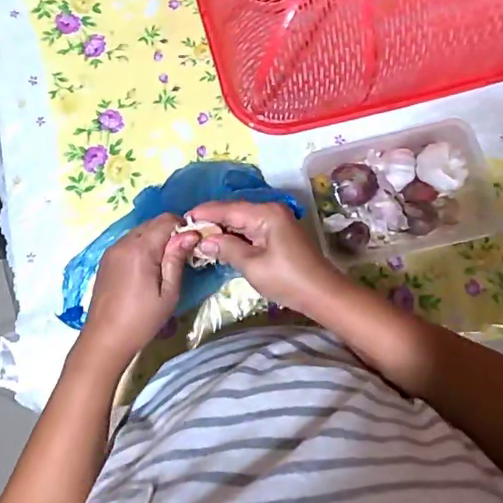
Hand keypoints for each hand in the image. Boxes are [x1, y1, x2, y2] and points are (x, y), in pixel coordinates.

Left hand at [78, 213, 198, 363]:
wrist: (104, 340)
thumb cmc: (141, 320)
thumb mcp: (168, 293)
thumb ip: (177, 259)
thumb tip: (190, 234)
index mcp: (140, 249)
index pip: (167, 220)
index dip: (184, 228)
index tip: (193, 246)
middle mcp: (124, 243)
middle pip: (153, 222)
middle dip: (171, 232)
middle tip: (182, 255)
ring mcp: (112, 250)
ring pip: (141, 230)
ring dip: (156, 238)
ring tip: (165, 263)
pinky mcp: (106, 259)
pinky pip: (129, 241)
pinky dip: (143, 246)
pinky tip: (148, 267)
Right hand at [185, 200, 341, 313]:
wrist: (322, 293)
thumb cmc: (287, 279)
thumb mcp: (252, 265)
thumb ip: (226, 248)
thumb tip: (204, 240)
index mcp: (266, 213)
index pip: (227, 208)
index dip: (203, 213)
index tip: (181, 220)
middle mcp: (271, 210)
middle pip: (233, 212)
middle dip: (210, 222)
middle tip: (185, 233)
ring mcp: (276, 221)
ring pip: (241, 221)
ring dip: (221, 229)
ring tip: (197, 239)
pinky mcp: (278, 233)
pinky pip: (250, 229)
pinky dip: (234, 236)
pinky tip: (219, 244)